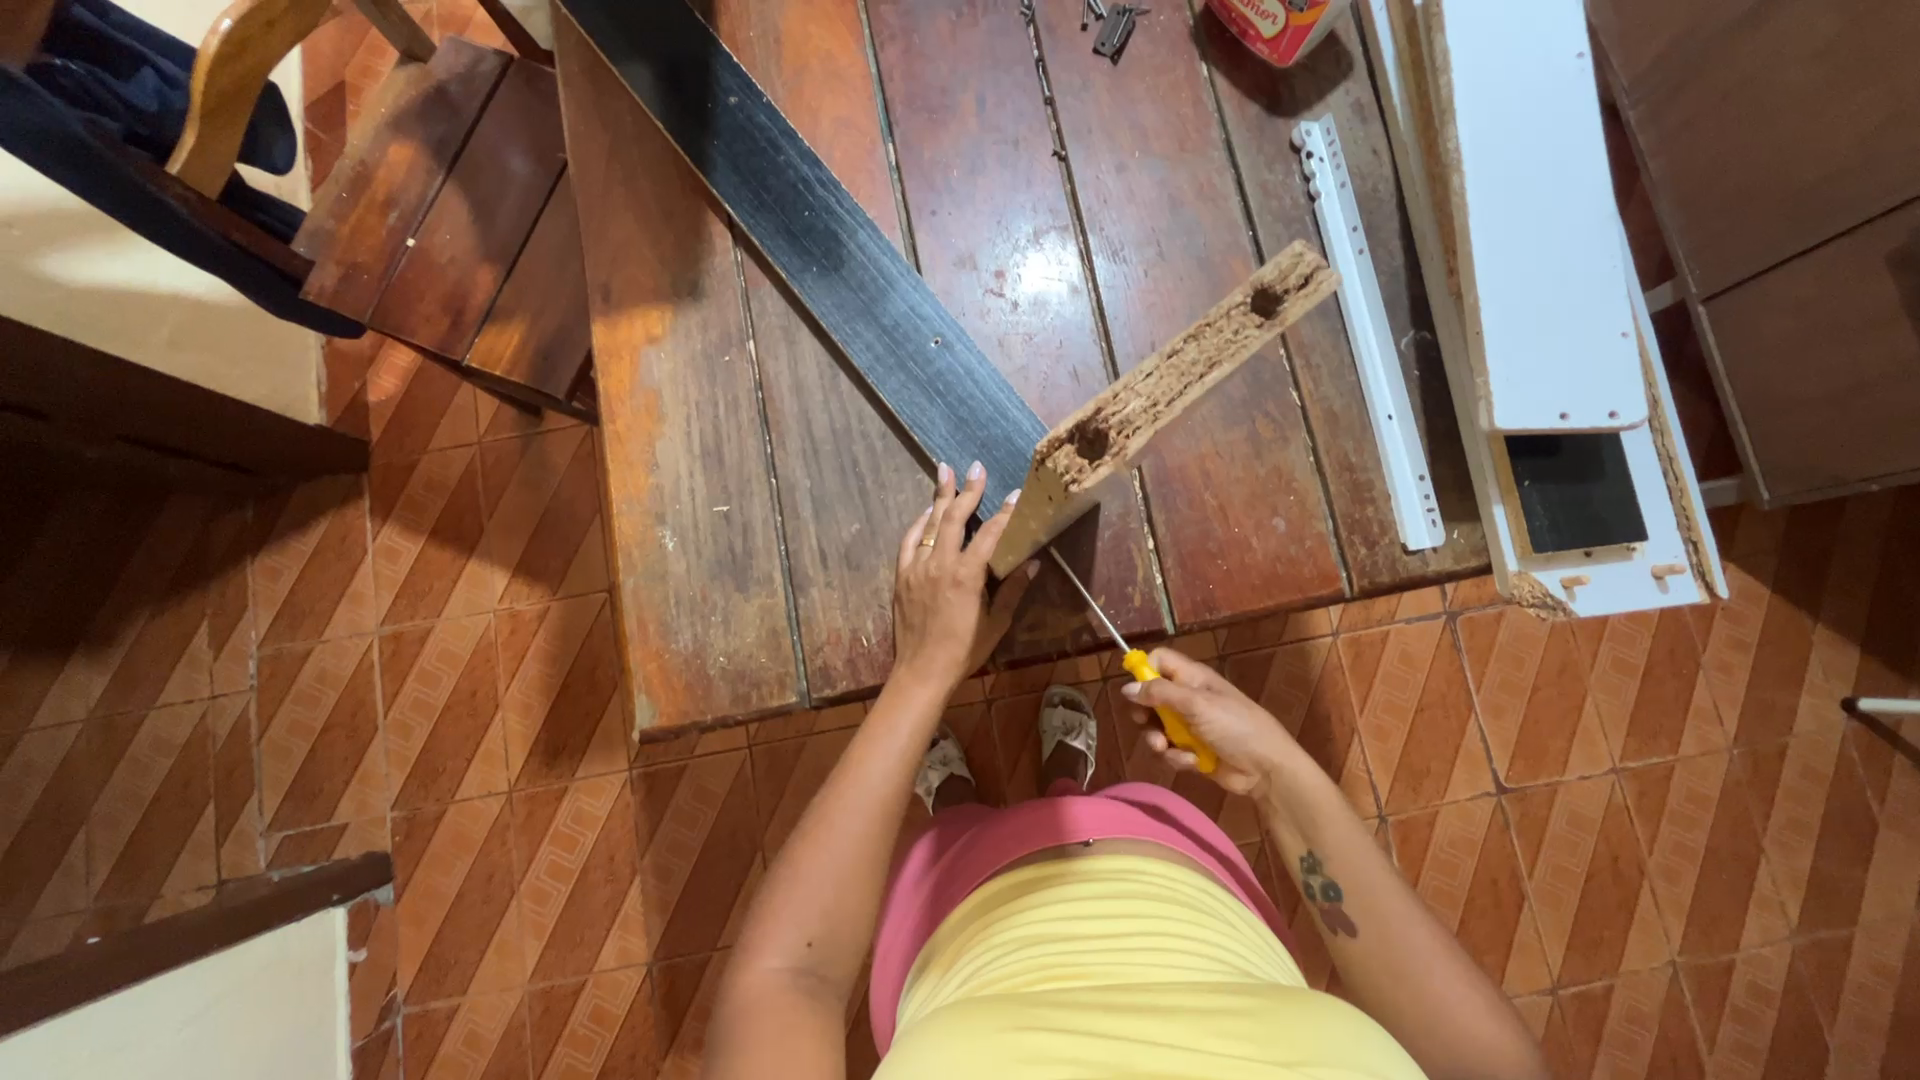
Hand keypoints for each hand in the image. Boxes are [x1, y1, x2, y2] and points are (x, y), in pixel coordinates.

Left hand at [892, 461, 1038, 693]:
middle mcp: (940, 564)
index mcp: (967, 575)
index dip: (1005, 513)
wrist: (921, 671)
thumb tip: (1033, 562)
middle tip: (976, 467)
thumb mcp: (997, 623)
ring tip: (945, 470)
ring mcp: (917, 568)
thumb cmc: (964, 651)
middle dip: (968, 490)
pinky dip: (918, 524)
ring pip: (930, 524)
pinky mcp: (902, 576)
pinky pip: (909, 541)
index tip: (1015, 494)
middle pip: (955, 517)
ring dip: (939, 496)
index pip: (990, 534)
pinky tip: (926, 512)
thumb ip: (1013, 590)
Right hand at [1121, 648, 1305, 798]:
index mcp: (1192, 678)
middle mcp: (1188, 698)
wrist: (1266, 769)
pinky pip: (1169, 750)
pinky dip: (1176, 756)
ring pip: (1156, 726)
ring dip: (1157, 739)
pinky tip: (1192, 761)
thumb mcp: (1196, 704)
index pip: (1159, 661)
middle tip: (1144, 720)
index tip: (1134, 689)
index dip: (1144, 670)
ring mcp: (1189, 725)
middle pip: (1150, 696)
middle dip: (1144, 711)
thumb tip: (1126, 688)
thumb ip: (1159, 693)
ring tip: (1164, 747)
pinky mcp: (1191, 750)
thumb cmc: (1235, 726)